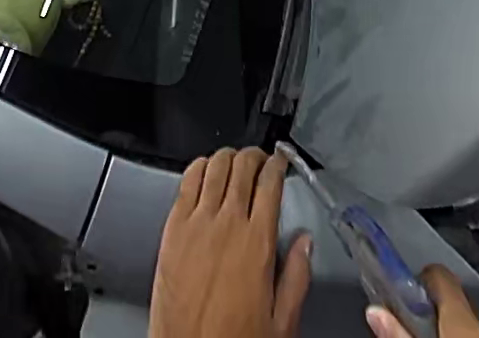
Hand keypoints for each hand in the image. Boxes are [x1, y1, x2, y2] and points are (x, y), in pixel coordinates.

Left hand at [148, 147, 312, 337]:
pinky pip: (186, 182)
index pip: (269, 186)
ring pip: (214, 168)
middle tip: (260, 158)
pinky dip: (198, 166)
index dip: (276, 166)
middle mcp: (227, 223)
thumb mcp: (281, 322)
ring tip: (235, 158)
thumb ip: (296, 276)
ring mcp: (197, 220)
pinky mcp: (173, 224)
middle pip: (241, 168)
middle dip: (253, 156)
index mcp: (258, 244)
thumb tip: (305, 241)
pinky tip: (204, 167)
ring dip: (227, 157)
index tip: (280, 161)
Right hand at [365, 265, 478, 337]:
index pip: (439, 276)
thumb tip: (375, 311)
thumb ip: (399, 334)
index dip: (417, 279)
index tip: (400, 293)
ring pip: (462, 329)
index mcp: (461, 319)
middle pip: (449, 305)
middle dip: (427, 313)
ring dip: (442, 332)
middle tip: (406, 326)